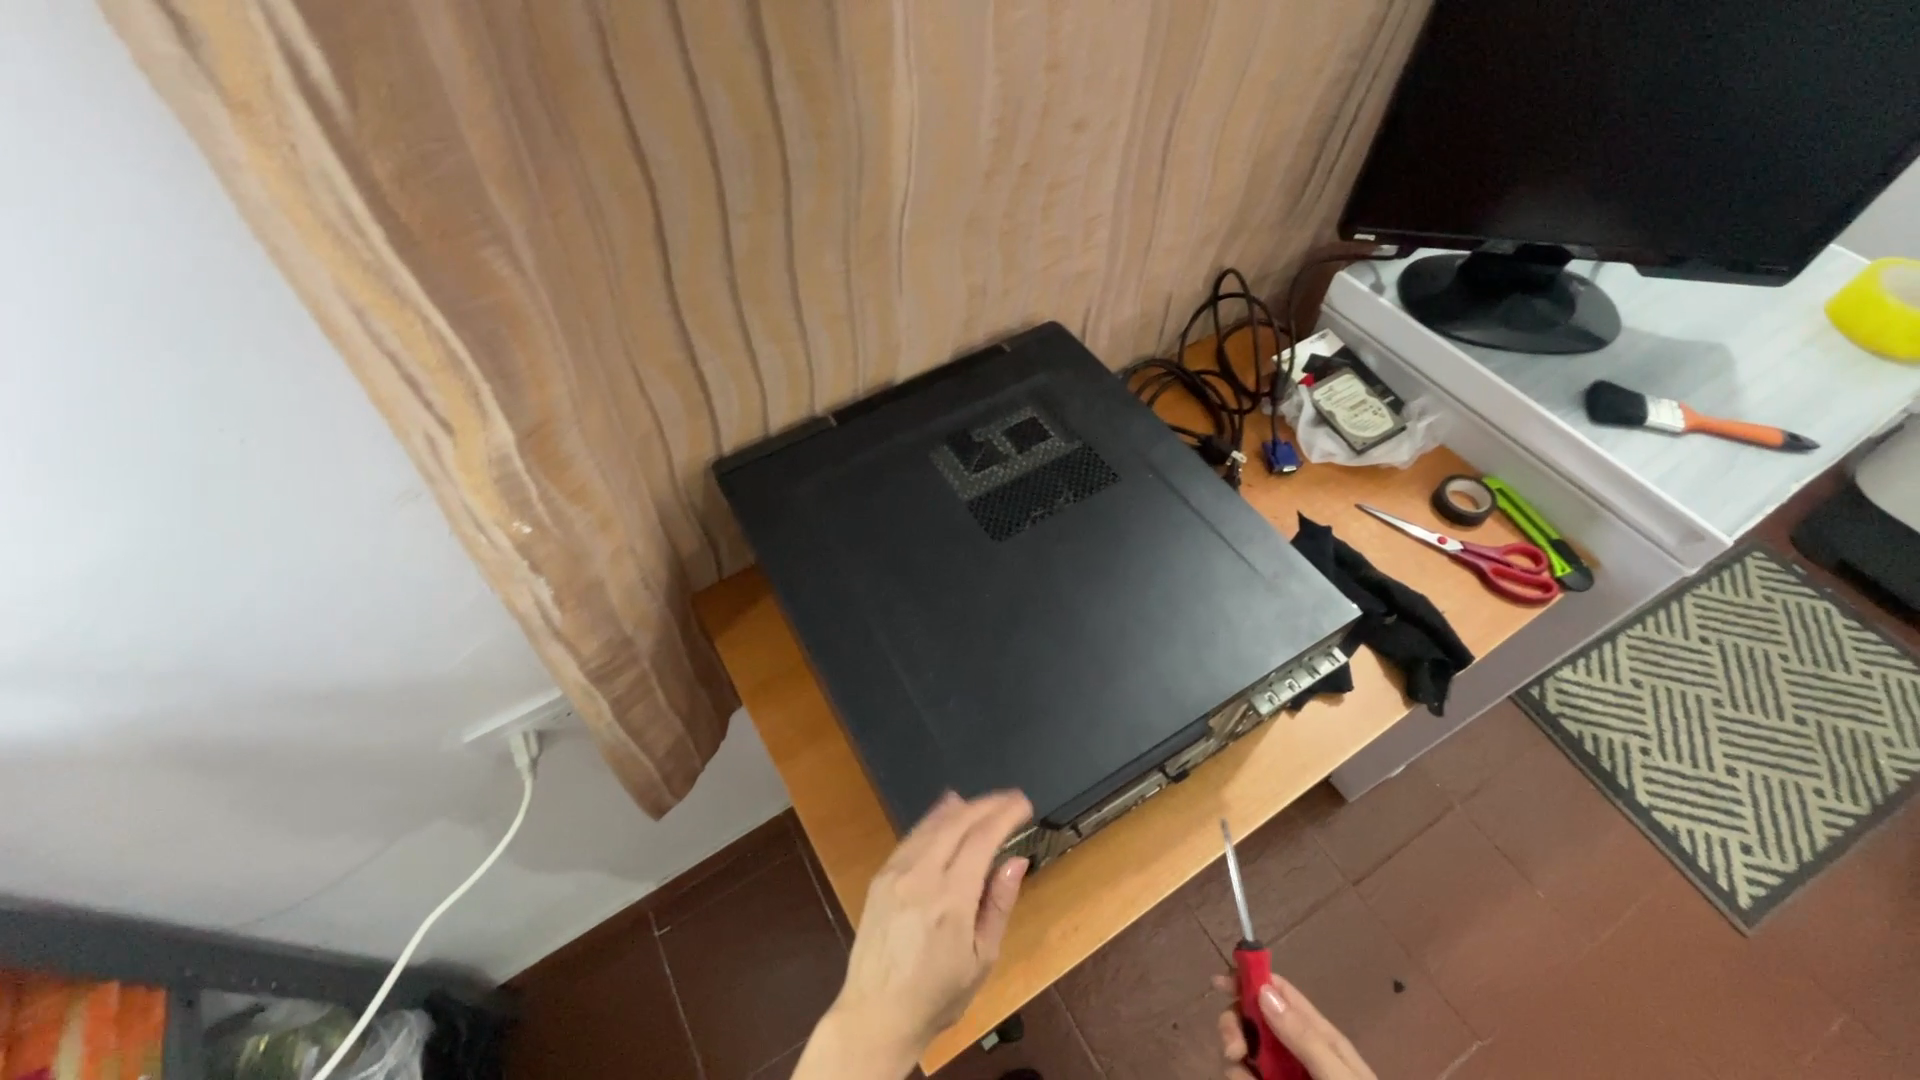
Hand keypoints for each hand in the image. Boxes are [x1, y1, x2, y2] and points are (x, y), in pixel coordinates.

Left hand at [795, 790, 1033, 1079]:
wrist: (876, 1015)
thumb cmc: (937, 996)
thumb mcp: (981, 959)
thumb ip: (998, 904)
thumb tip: (1016, 860)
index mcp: (950, 900)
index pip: (981, 839)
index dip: (1004, 815)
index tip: (1024, 804)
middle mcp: (920, 877)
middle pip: (956, 823)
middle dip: (986, 805)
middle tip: (1011, 799)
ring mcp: (895, 874)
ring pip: (931, 825)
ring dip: (961, 808)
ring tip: (986, 801)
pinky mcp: (880, 878)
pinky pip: (911, 838)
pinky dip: (933, 819)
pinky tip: (946, 811)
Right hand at [1214, 973, 1375, 1079]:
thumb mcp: (1339, 1077)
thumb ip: (1305, 1038)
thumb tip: (1264, 992)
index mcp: (1318, 1037)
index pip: (1279, 993)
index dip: (1248, 980)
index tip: (1219, 983)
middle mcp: (1294, 1051)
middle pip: (1251, 1019)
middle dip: (1234, 1027)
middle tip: (1235, 1050)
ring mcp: (1280, 1076)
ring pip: (1241, 1051)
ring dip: (1235, 1064)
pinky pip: (1241, 1078)